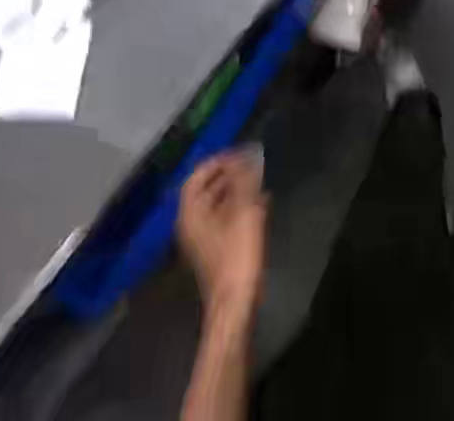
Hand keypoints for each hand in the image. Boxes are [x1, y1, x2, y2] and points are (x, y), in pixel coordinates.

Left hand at [178, 151, 268, 317]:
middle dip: (228, 174)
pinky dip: (240, 207)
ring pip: (218, 204)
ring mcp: (204, 238)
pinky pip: (226, 219)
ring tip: (259, 179)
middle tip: (250, 163)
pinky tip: (261, 203)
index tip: (236, 153)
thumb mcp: (242, 212)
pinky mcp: (217, 249)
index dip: (215, 162)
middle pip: (207, 190)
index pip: (196, 177)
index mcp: (192, 213)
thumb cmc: (236, 254)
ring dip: (237, 190)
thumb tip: (243, 157)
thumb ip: (242, 182)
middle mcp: (192, 224)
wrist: (236, 301)